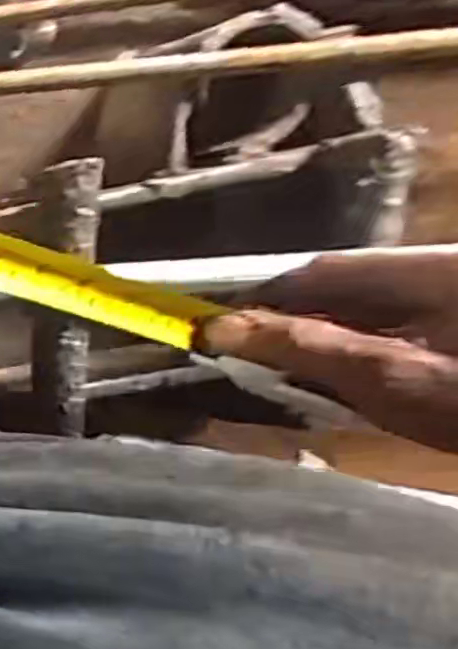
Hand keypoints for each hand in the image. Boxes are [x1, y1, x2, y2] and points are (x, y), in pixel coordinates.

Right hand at [201, 251, 457, 451]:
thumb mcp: (387, 378)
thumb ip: (299, 347)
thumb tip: (214, 327)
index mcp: (431, 270)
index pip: (315, 272)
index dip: (257, 301)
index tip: (217, 337)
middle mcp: (450, 270)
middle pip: (348, 287)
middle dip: (294, 322)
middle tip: (256, 366)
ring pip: (379, 306)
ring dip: (333, 337)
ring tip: (310, 377)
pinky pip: (414, 320)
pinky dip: (376, 345)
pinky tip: (372, 376)